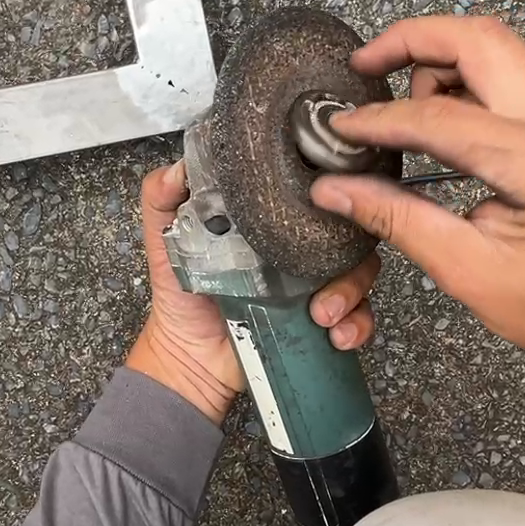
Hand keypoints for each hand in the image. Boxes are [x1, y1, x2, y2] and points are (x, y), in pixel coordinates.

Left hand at [127, 162, 382, 424]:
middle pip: (348, 229)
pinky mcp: (326, 320)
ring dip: (352, 291)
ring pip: (362, 271)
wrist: (190, 357)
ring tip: (323, 314)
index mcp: (272, 220)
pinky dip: (358, 324)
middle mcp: (302, 245)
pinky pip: (362, 316)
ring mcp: (318, 282)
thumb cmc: (181, 293)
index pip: (313, 194)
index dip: (328, 192)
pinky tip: (337, 336)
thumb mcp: (166, 240)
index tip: (326, 200)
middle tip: (321, 276)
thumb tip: (180, 168)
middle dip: (345, 250)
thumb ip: (162, 199)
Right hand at [307, 15, 524, 471]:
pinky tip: (442, 119)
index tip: (339, 126)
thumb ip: (396, 218)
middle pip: (482, 40)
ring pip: (500, 49)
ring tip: (405, 112)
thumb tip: (333, 189)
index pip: (444, 117)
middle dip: (413, 39)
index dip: (381, 119)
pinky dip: (468, 79)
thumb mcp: (467, 270)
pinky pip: (515, 74)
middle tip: (363, 64)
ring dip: (442, 60)